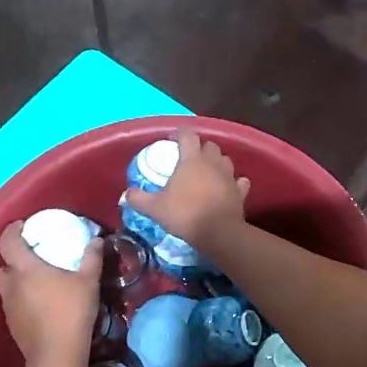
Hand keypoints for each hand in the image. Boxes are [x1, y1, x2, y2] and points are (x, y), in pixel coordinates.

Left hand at [0, 220, 102, 366]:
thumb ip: (91, 258)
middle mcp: (10, 286)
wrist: (57, 354)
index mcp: (24, 269)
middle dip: (10, 261)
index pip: (8, 242)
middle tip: (30, 259)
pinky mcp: (13, 326)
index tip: (23, 226)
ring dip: (16, 283)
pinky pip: (13, 306)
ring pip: (5, 289)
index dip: (12, 230)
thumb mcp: (88, 282)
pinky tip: (41, 306)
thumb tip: (96, 240)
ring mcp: (9, 308)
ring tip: (37, 284)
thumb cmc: (71, 311)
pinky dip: (22, 301)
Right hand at [123, 129, 250, 247]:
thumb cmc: (185, 214)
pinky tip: (229, 187)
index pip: (187, 135)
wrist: (218, 233)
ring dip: (217, 163)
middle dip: (200, 148)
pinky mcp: (240, 191)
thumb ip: (139, 199)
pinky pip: (239, 181)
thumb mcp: (155, 208)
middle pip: (209, 145)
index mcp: (191, 159)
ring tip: (208, 173)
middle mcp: (212, 162)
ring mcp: (229, 176)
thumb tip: (126, 194)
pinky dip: (234, 182)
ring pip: (225, 160)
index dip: (179, 133)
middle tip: (190, 159)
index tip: (172, 139)